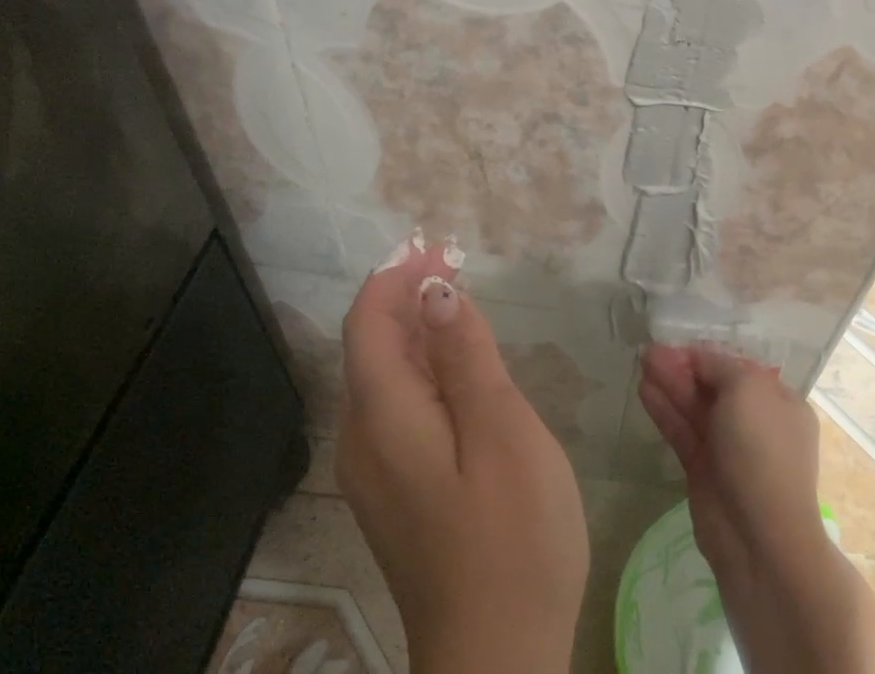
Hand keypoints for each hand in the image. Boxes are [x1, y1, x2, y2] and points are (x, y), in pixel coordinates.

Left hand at [336, 233, 588, 672]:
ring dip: (415, 335)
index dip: (396, 275)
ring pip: (384, 381)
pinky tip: (460, 378)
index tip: (436, 242)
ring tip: (459, 306)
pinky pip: (398, 415)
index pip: (369, 323)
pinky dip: (422, 376)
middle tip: (454, 262)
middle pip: (371, 348)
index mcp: (382, 416)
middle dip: (404, 298)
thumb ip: (466, 356)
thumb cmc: (512, 536)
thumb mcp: (502, 432)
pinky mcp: (396, 498)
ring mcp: (375, 475)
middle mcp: (362, 440)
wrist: (496, 655)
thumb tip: (434, 290)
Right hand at [638, 345, 874, 673]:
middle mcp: (756, 423)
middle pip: (714, 387)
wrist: (759, 536)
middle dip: (683, 367)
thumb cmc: (761, 453)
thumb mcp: (747, 392)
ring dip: (670, 385)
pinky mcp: (703, 470)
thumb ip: (720, 367)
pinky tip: (643, 390)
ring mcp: (729, 449)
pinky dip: (665, 411)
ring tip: (640, 362)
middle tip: (649, 350)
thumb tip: (700, 358)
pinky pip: (683, 432)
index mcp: (779, 402)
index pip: (740, 369)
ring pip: (695, 409)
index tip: (677, 342)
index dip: (708, 354)